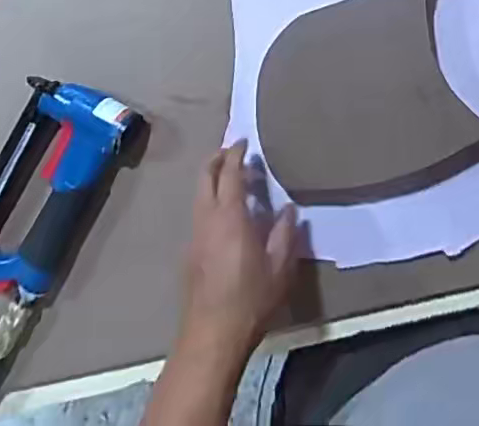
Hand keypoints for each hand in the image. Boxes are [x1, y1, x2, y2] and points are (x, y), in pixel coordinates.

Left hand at [177, 139, 299, 351]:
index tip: (244, 142)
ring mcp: (195, 235)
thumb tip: (288, 209)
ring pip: (200, 195)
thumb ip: (285, 233)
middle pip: (206, 176)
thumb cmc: (250, 299)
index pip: (229, 172)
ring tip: (236, 184)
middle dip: (218, 158)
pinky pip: (200, 214)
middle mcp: (207, 218)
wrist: (211, 335)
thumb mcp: (280, 267)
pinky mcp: (190, 252)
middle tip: (234, 153)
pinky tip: (228, 217)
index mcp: (229, 216)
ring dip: (214, 180)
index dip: (236, 153)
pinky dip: (211, 202)